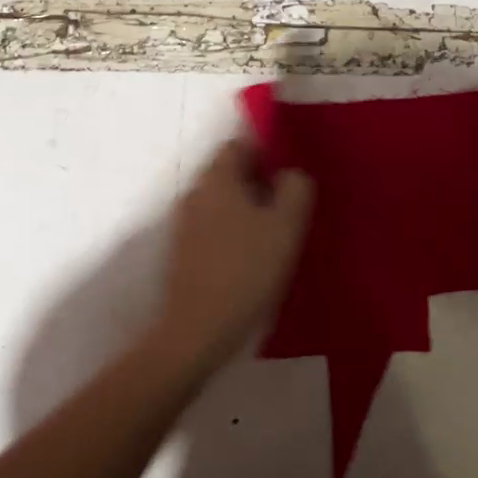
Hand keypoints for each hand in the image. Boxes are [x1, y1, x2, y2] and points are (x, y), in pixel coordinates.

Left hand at [151, 140, 314, 369]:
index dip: (266, 154)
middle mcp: (195, 193)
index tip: (289, 178)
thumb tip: (290, 174)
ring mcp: (184, 225)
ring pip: (222, 202)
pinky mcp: (182, 253)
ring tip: (273, 237)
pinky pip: (213, 228)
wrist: (197, 331)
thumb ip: (296, 188)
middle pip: (230, 173)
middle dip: (259, 184)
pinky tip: (251, 260)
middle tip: (287, 209)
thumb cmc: (246, 271)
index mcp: (217, 178)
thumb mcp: (286, 226)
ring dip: (246, 211)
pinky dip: (232, 234)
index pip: (239, 145)